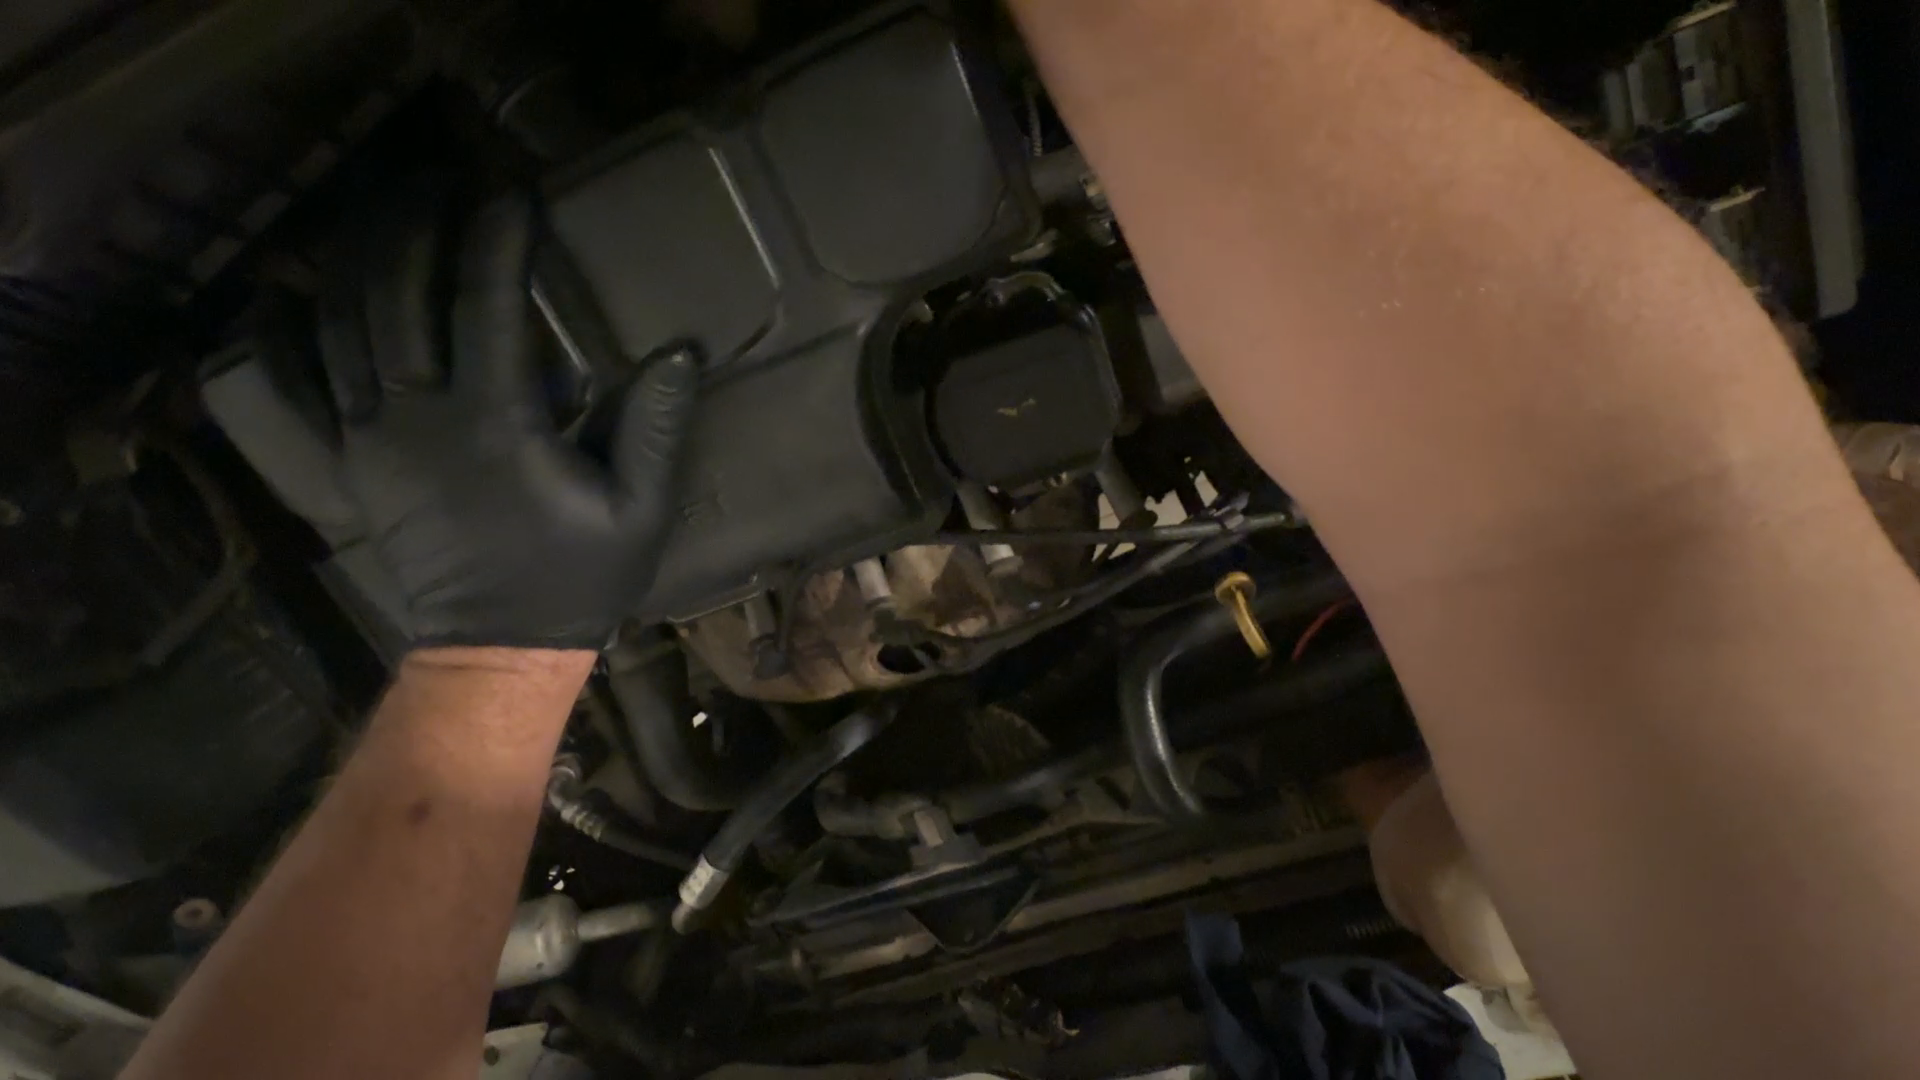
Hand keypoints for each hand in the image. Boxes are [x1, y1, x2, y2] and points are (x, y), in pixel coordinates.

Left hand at [311, 190, 696, 650]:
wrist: (498, 646)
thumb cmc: (579, 576)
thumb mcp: (641, 508)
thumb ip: (655, 428)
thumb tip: (677, 352)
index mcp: (497, 423)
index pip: (485, 303)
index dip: (497, 239)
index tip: (514, 194)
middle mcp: (420, 416)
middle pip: (398, 294)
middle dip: (419, 226)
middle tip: (445, 184)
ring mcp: (371, 438)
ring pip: (343, 324)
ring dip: (363, 259)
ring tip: (387, 216)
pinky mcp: (348, 463)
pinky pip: (298, 385)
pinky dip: (285, 333)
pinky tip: (287, 294)